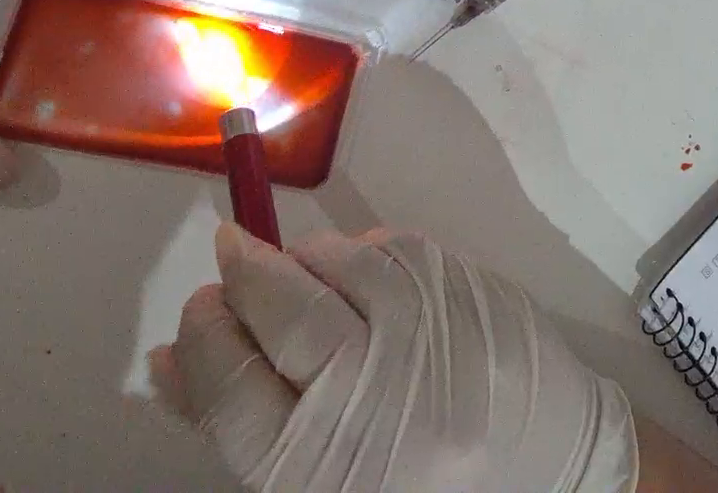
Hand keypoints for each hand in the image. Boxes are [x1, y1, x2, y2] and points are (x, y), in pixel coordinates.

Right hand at [152, 224, 638, 490]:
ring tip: (298, 271)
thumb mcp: (321, 478)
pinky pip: (398, 247)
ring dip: (306, 256)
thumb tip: (170, 357)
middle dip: (246, 273)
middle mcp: (387, 401)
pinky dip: (364, 252)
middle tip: (231, 254)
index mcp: (330, 473)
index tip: (201, 305)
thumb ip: (242, 421)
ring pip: (343, 263)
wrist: (547, 475)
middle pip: (287, 311)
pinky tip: (364, 275)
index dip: (205, 336)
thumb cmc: (414, 482)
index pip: (234, 389)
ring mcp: (440, 337)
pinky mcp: (477, 294)